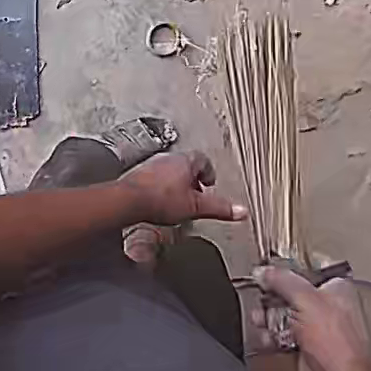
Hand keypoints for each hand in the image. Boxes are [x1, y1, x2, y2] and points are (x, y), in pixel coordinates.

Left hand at [117, 152, 247, 225]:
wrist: (129, 201)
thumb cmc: (160, 200)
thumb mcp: (196, 207)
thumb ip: (219, 208)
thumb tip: (241, 211)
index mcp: (184, 161)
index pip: (202, 160)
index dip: (208, 172)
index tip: (209, 183)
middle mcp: (167, 159)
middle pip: (185, 165)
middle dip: (192, 179)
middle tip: (196, 193)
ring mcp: (150, 166)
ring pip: (168, 171)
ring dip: (175, 183)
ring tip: (178, 200)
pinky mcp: (137, 176)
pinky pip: (153, 179)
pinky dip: (160, 188)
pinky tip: (159, 202)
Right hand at [254, 267, 370, 370]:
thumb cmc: (339, 345)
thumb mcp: (307, 300)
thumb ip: (283, 280)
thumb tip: (264, 271)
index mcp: (337, 288)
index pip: (307, 268)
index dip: (286, 268)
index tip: (269, 271)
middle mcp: (327, 305)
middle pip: (288, 291)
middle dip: (270, 298)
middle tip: (264, 301)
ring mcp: (315, 326)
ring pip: (280, 313)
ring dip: (267, 318)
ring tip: (263, 323)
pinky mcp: (305, 344)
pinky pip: (279, 333)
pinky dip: (270, 335)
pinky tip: (270, 339)